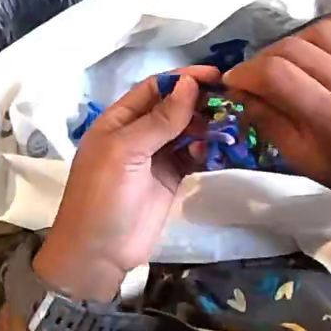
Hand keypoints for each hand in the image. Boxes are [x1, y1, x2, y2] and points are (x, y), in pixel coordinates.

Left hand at [35, 65, 221, 299]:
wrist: (97, 255)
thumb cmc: (102, 197)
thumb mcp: (125, 153)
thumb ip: (159, 120)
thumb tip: (189, 84)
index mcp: (118, 120)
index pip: (154, 88)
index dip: (182, 79)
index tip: (215, 76)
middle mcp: (137, 134)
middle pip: (173, 107)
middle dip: (200, 101)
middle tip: (233, 99)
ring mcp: (154, 157)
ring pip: (186, 131)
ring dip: (207, 125)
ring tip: (234, 121)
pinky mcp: (170, 179)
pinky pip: (192, 156)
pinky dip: (207, 149)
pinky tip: (223, 147)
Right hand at [222, 14, 330, 212]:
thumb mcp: (304, 160)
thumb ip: (269, 123)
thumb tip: (241, 93)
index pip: (276, 75)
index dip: (247, 72)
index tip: (235, 81)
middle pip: (293, 49)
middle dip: (263, 59)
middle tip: (256, 75)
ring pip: (319, 31)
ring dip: (293, 43)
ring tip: (288, 61)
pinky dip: (328, 28)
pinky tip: (319, 45)